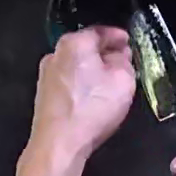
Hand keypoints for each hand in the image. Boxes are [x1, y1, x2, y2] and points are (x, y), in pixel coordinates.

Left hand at [27, 26, 134, 171]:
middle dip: (106, 54)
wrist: (59, 144)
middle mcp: (56, 54)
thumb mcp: (124, 80)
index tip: (130, 43)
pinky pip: (70, 81)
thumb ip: (125, 62)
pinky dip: (83, 84)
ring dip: (94, 70)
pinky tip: (95, 98)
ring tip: (112, 83)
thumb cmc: (93, 108)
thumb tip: (119, 56)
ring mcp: (46, 75)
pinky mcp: (45, 95)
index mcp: (75, 43)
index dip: (119, 36)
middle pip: (87, 47)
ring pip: (77, 65)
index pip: (101, 31)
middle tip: (125, 63)